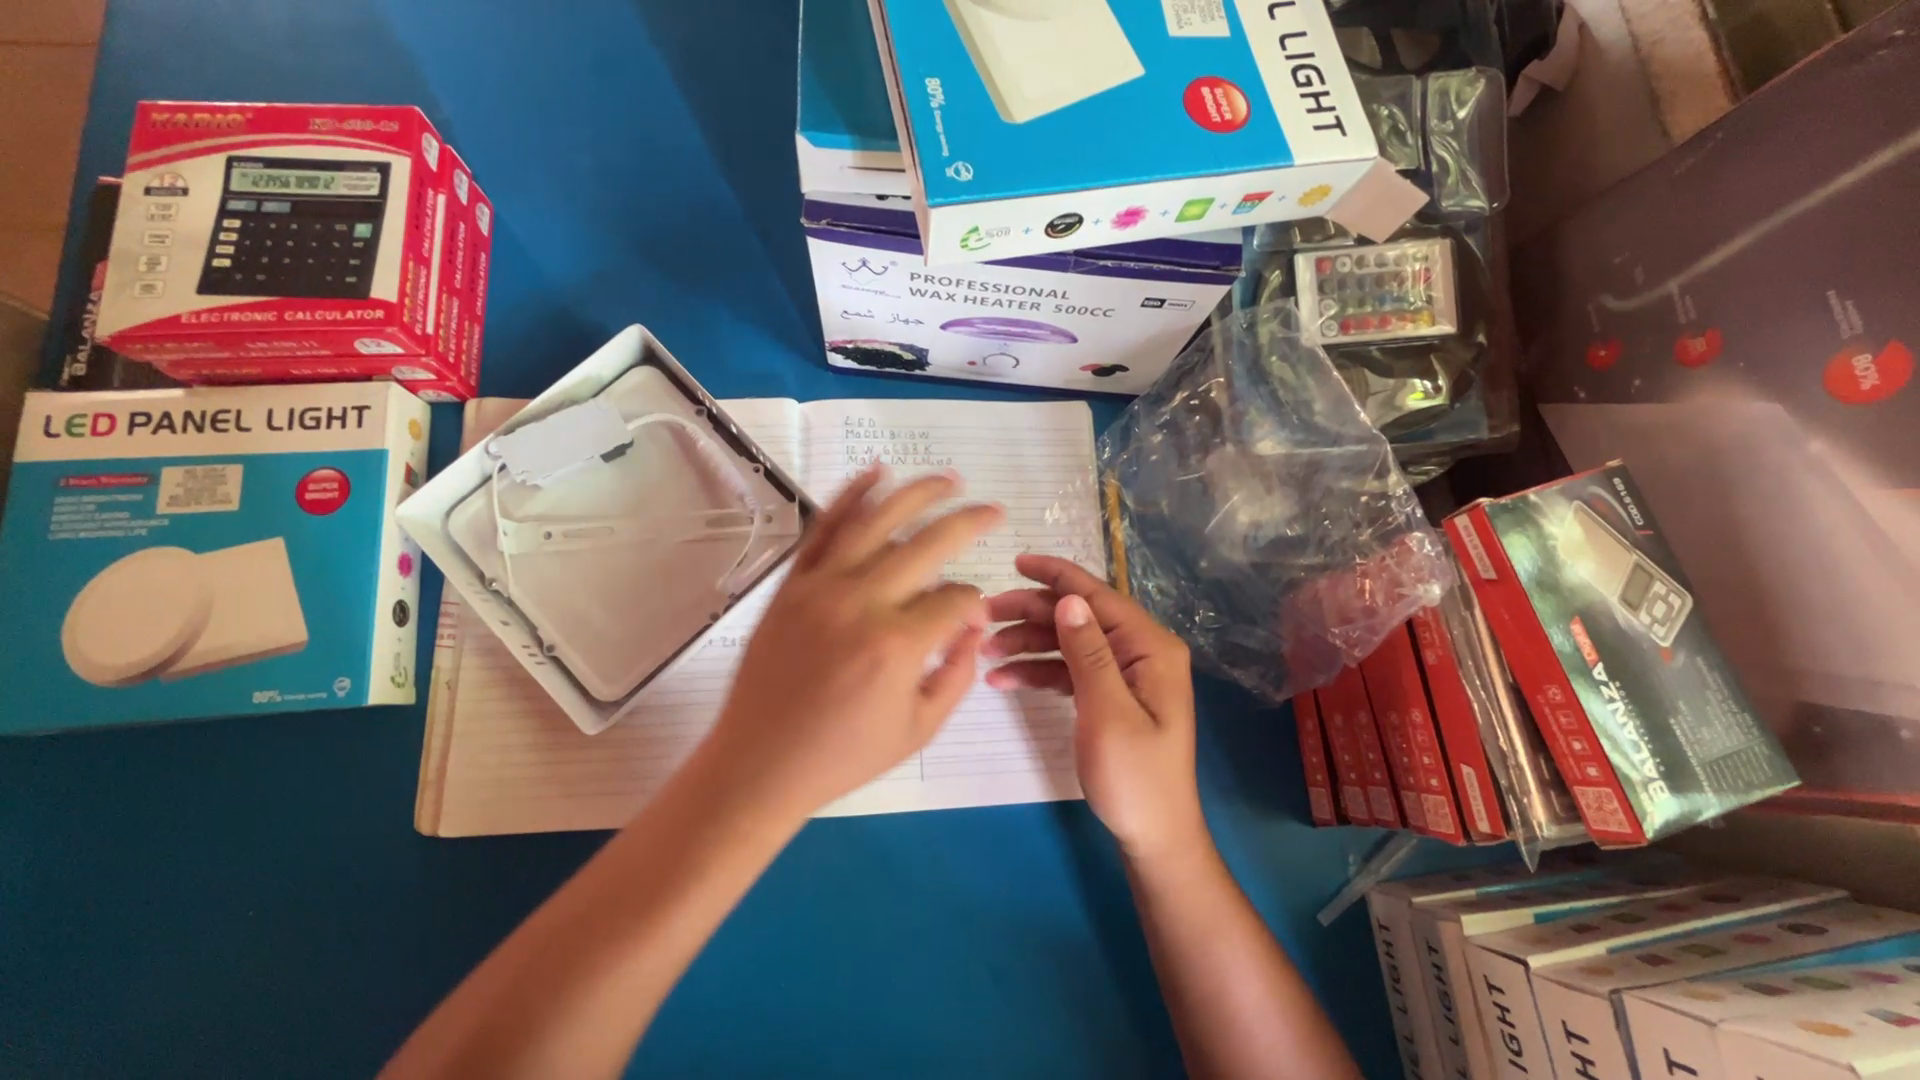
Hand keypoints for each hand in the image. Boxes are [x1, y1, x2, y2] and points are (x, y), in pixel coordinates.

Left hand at [704, 465, 1003, 818]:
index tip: (972, 618)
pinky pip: (824, 529)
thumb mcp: (919, 729)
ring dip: (918, 493)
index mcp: (897, 644)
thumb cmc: (843, 756)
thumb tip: (974, 625)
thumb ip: (959, 673)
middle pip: (927, 544)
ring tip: (949, 479)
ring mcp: (820, 586)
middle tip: (994, 511)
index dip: (975, 603)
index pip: (955, 597)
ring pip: (876, 520)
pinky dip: (851, 496)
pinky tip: (876, 473)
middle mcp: (861, 602)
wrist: (760, 763)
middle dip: (969, 522)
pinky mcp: (791, 584)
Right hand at [983, 555, 1205, 861]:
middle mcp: (1139, 652)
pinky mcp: (1109, 696)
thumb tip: (1070, 598)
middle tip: (983, 615)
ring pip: (1067, 642)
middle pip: (1078, 617)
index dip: (1056, 576)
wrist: (1154, 834)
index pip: (1097, 597)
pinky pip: (1069, 671)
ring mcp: (1124, 674)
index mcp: (1149, 647)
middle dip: (1030, 613)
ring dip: (1028, 644)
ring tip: (985, 652)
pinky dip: (1038, 672)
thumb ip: (1087, 653)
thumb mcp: (1108, 712)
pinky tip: (1003, 679)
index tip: (1017, 562)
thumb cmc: (1135, 777)